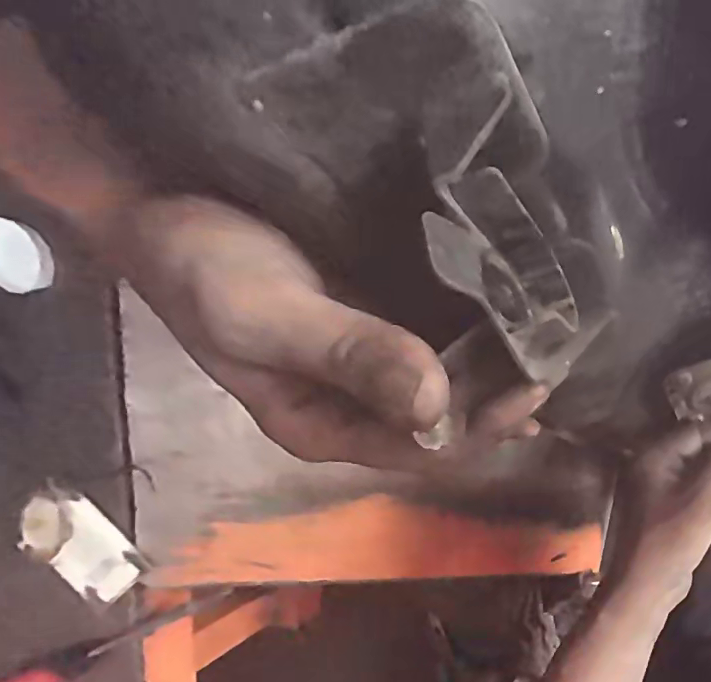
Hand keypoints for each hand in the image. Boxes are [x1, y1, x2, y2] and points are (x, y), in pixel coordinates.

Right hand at [115, 196, 548, 468]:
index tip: (528, 400)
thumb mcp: (265, 315)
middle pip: (444, 432)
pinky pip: (441, 359)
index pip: (421, 452)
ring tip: (544, 368)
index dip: (478, 432)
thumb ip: (348, 357)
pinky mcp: (380, 339)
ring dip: (496, 390)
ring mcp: (371, 379)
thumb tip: (434, 405)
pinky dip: (479, 358)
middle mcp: (357, 415)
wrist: (163, 199)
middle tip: (547, 378)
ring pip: (448, 399)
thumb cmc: (200, 262)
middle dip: (497, 415)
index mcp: (326, 430)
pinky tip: (514, 348)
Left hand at [606, 421, 710, 605]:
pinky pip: (691, 487)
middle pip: (693, 447)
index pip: (694, 430)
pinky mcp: (665, 508)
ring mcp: (656, 488)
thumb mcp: (702, 498)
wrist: (646, 584)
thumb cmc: (673, 538)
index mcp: (654, 457)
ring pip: (694, 468)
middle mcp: (652, 466)